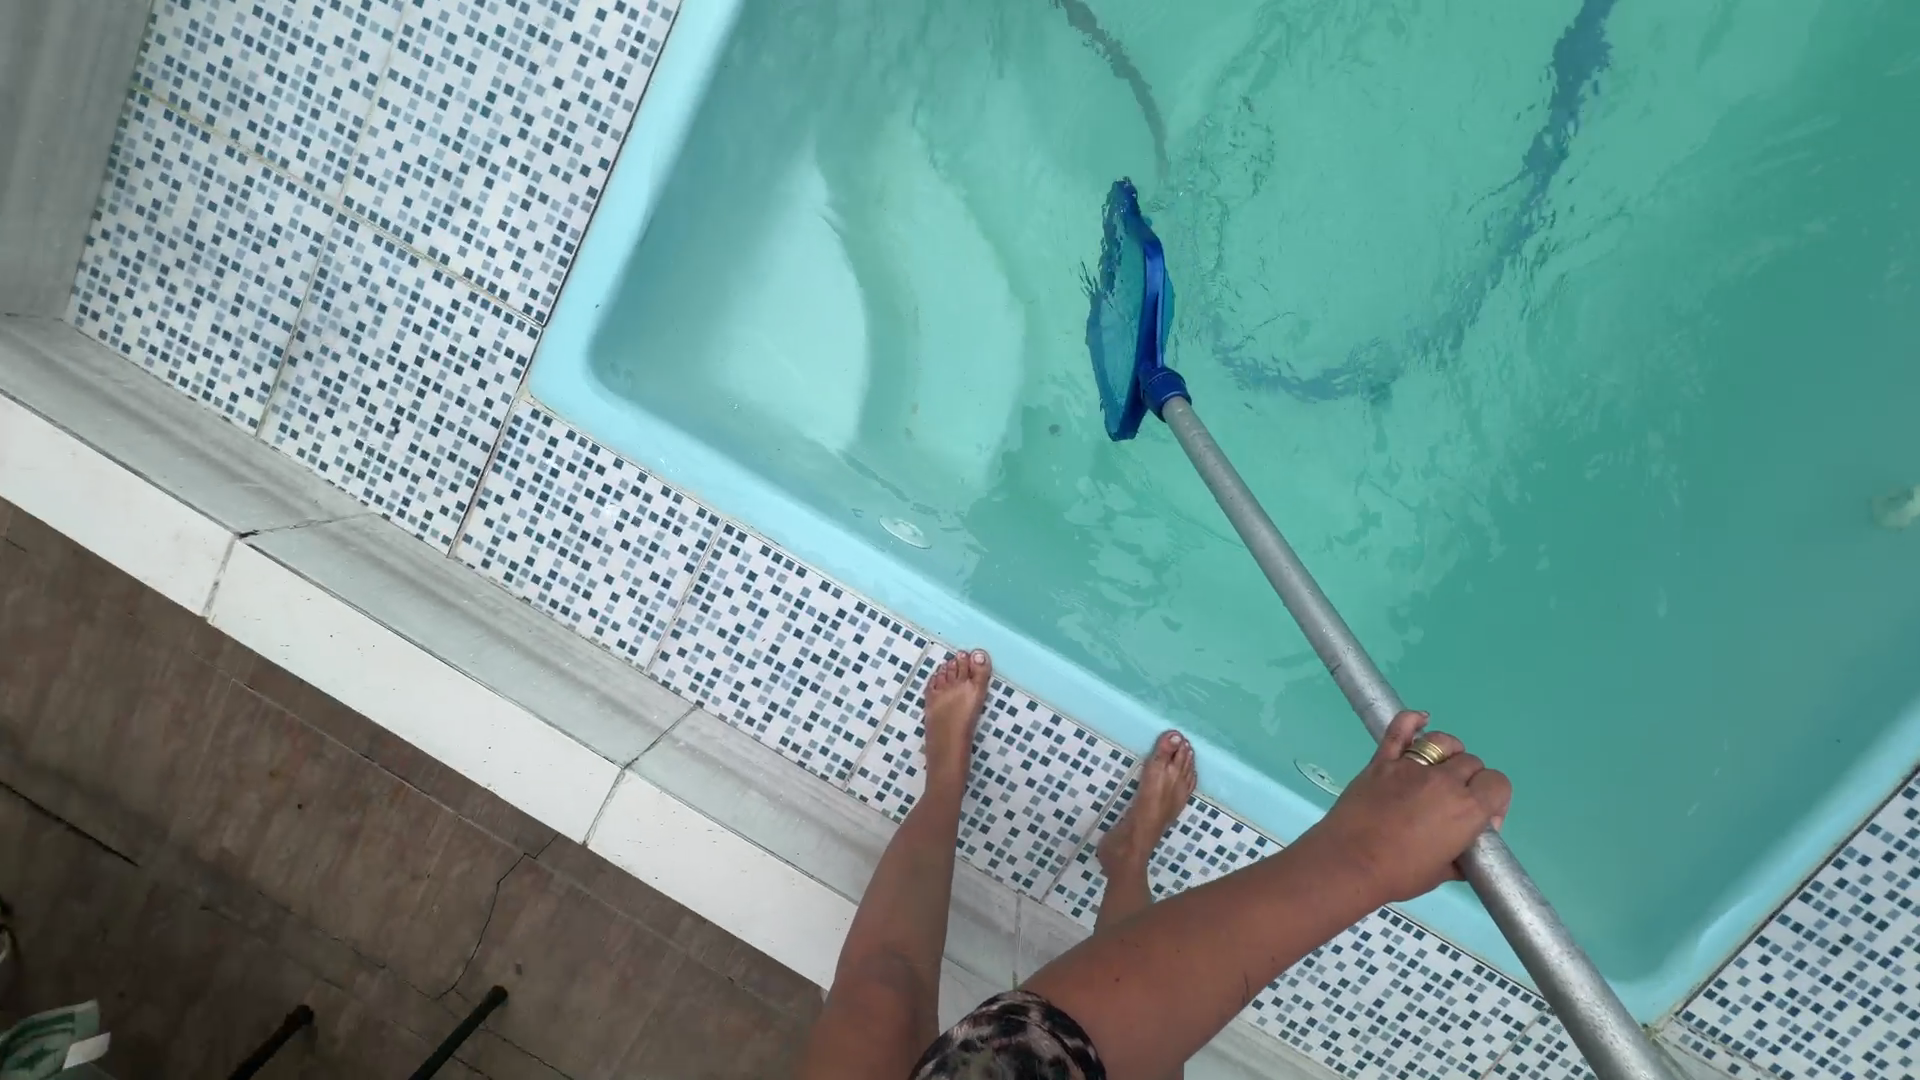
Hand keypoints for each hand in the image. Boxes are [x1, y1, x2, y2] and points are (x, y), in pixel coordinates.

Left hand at [1302, 711, 1511, 903]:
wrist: (1350, 860)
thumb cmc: (1400, 872)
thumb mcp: (1447, 871)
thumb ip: (1462, 852)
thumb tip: (1465, 850)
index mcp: (1467, 809)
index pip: (1498, 783)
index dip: (1494, 798)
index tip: (1480, 817)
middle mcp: (1442, 781)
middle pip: (1471, 762)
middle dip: (1470, 779)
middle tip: (1454, 800)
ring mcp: (1408, 767)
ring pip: (1441, 743)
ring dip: (1448, 752)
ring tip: (1441, 768)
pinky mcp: (1380, 761)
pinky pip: (1398, 731)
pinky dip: (1410, 720)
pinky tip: (1420, 719)